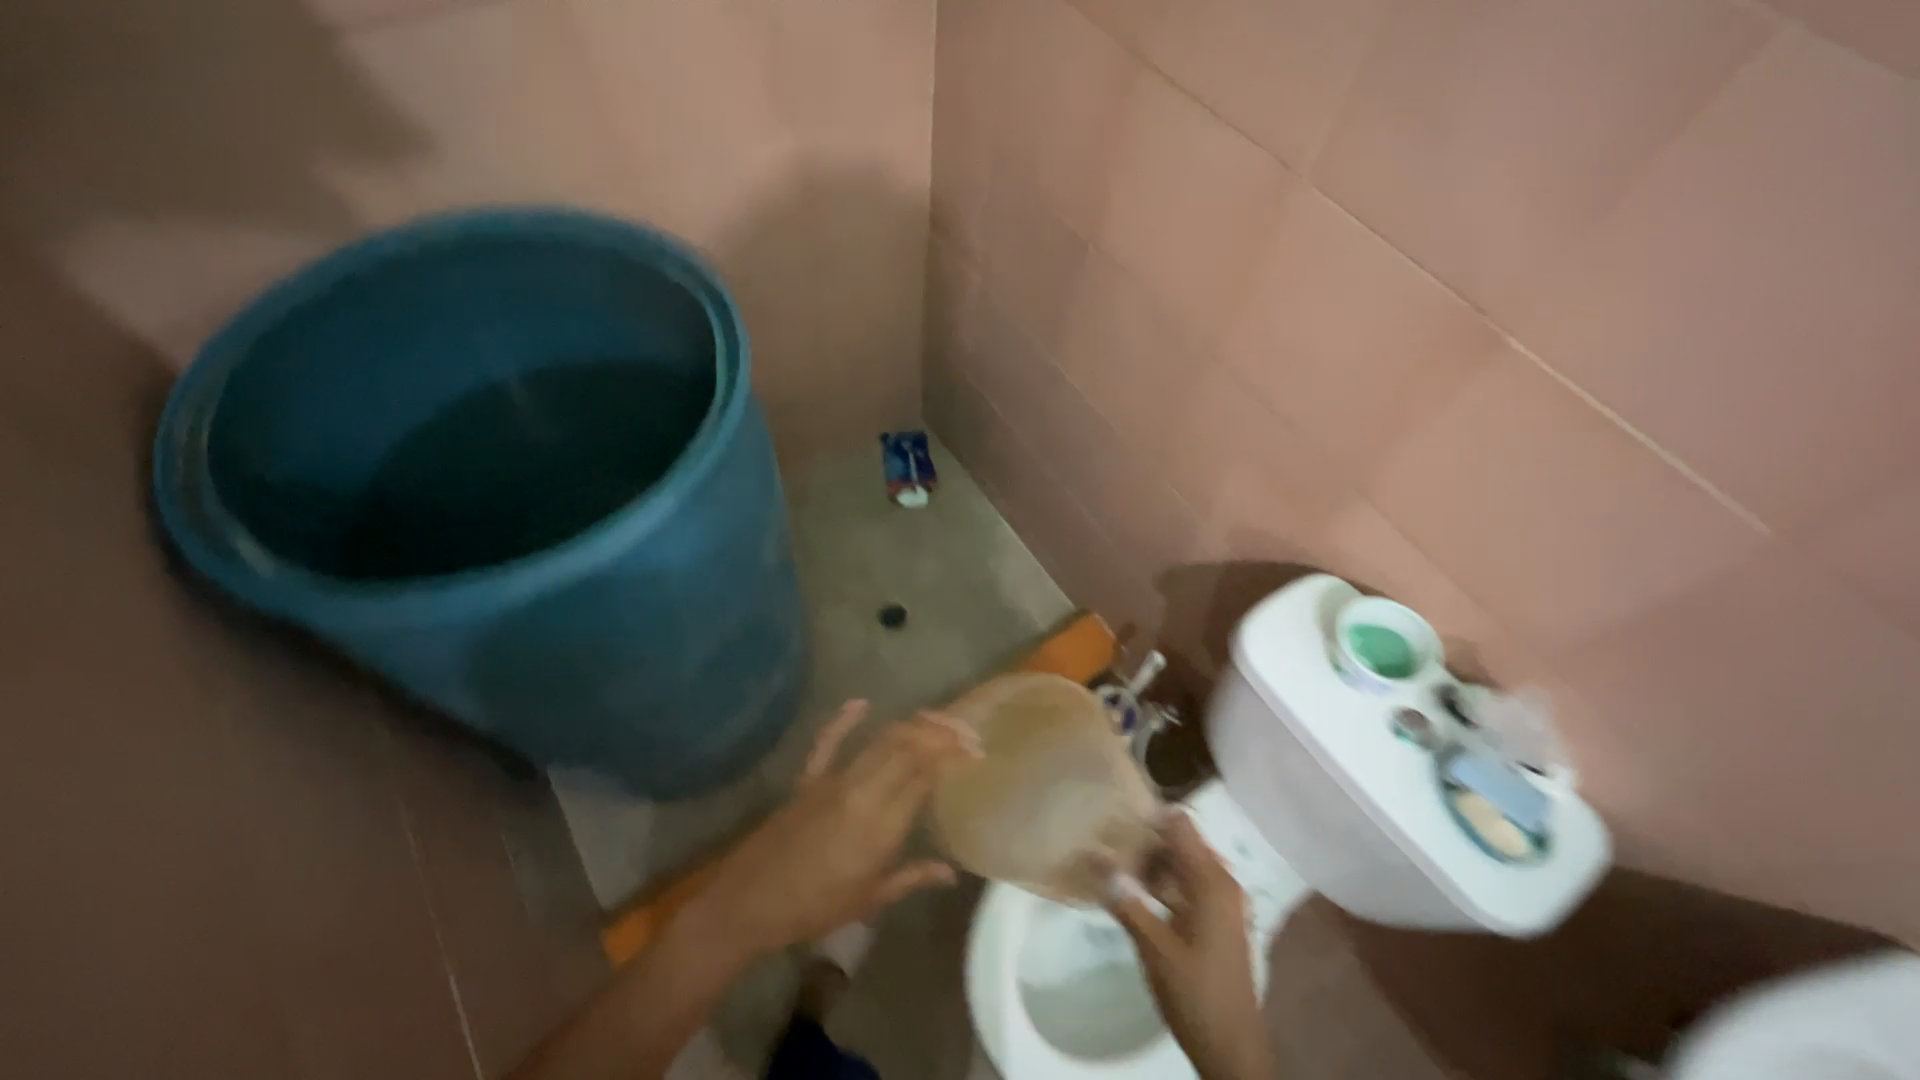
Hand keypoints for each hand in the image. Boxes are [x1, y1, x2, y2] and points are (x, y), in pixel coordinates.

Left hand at [684, 700, 977, 957]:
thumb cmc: (814, 909)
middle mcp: (862, 793)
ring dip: (909, 725)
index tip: (975, 750)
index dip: (952, 756)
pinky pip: (827, 742)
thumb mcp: (869, 899)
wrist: (750, 903)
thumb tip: (950, 872)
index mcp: (882, 826)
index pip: (925, 775)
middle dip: (940, 732)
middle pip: (907, 748)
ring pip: (878, 741)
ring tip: (935, 720)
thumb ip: (911, 878)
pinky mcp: (806, 780)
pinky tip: (862, 703)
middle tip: (964, 730)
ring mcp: (832, 782)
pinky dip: (844, 720)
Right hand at [1108, 814, 1271, 1079]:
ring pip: (1182, 866)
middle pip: (1181, 843)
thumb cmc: (1195, 993)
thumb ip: (1125, 899)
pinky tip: (1133, 893)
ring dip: (1151, 863)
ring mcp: (1222, 904)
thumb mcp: (1154, 946)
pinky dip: (1162, 885)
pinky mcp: (1216, 923)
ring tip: (1111, 863)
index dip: (1148, 815)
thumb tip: (1095, 855)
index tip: (1112, 812)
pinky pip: (1187, 887)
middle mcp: (1223, 883)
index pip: (1180, 825)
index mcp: (1213, 881)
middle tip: (1104, 840)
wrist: (1232, 1048)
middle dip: (1145, 839)